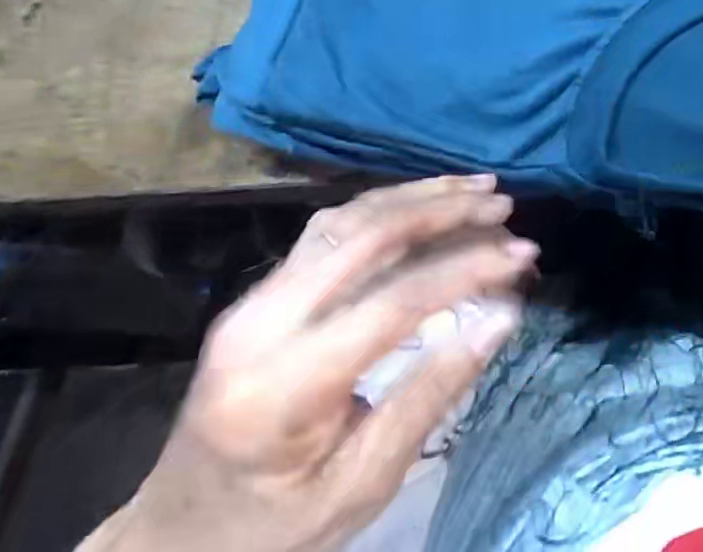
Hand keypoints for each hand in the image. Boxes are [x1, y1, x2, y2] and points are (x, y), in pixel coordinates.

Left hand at [79, 176, 535, 551]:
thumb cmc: (280, 525)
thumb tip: (504, 315)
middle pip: (365, 239)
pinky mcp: (261, 292)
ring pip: (347, 219)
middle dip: (445, 211)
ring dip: (419, 196)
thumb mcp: (365, 479)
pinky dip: (389, 204)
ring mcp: (253, 302)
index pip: (393, 302)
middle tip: (505, 205)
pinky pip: (331, 228)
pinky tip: (427, 199)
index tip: (524, 253)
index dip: (467, 268)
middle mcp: (258, 326)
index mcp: (283, 388)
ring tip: (479, 186)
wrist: (178, 539)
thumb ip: (433, 392)